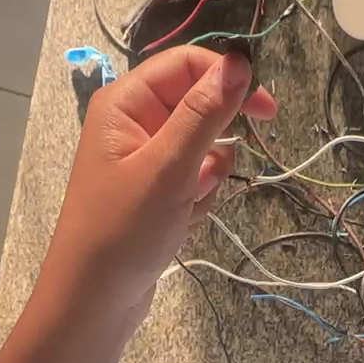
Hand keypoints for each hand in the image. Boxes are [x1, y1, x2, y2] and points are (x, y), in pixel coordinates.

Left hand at [38, 47, 278, 328]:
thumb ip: (205, 114)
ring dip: (207, 180)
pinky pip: (194, 184)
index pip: (187, 66)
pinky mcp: (156, 196)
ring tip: (183, 209)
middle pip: (198, 110)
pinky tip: (180, 226)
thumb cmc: (124, 231)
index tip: (268, 110)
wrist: (94, 300)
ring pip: (202, 152)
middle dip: (214, 146)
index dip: (228, 80)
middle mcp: (134, 125)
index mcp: (126, 104)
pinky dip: (197, 203)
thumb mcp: (169, 168)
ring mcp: (145, 163)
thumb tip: (240, 62)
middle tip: (208, 178)